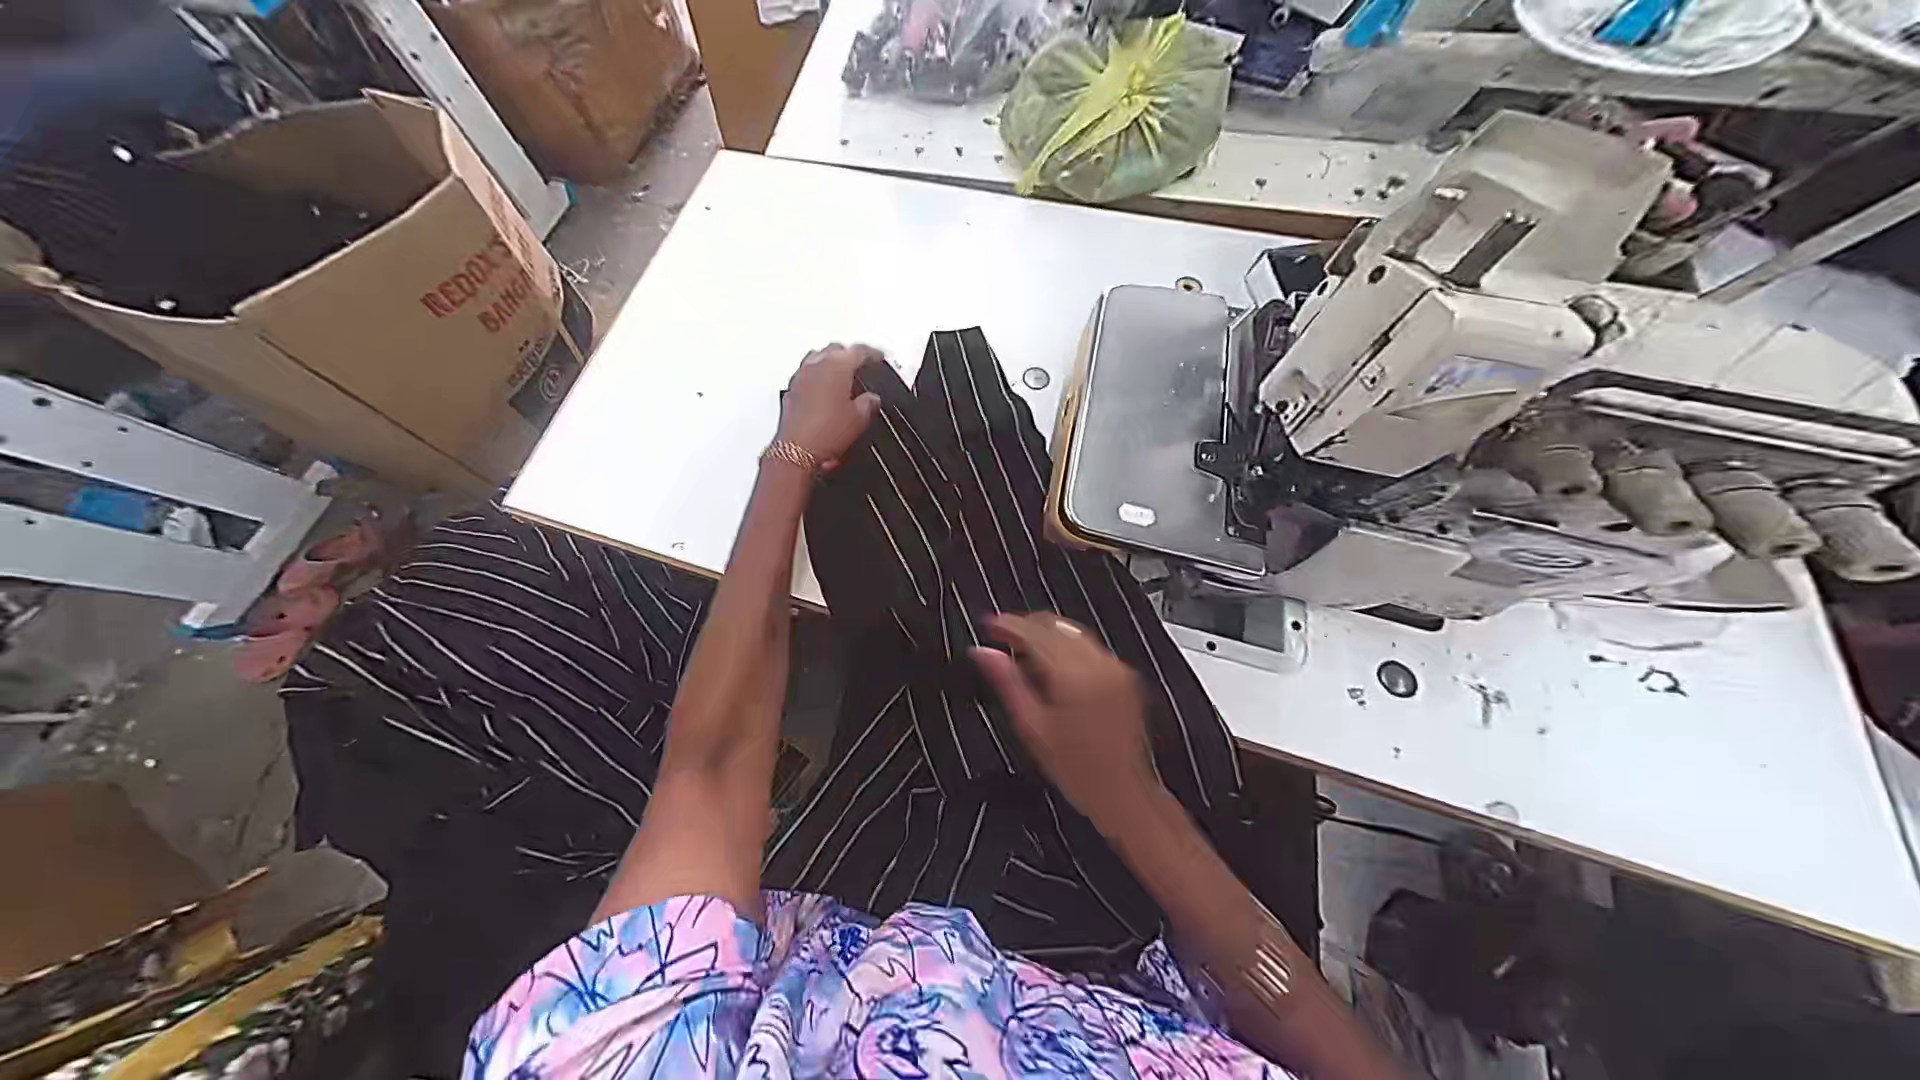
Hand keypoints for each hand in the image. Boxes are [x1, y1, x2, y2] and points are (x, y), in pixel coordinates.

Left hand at [778, 344, 883, 470]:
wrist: (798, 450)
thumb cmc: (825, 432)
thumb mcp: (860, 418)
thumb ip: (869, 403)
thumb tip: (871, 399)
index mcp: (837, 365)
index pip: (859, 350)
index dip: (873, 353)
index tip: (879, 357)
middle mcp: (816, 364)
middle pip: (836, 349)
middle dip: (850, 355)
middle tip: (862, 365)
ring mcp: (801, 376)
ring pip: (819, 358)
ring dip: (831, 364)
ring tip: (843, 378)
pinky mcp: (792, 390)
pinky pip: (807, 374)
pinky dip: (818, 378)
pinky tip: (825, 392)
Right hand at [971, 613, 1158, 823]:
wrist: (1123, 792)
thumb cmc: (1078, 771)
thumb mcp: (1032, 726)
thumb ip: (1007, 682)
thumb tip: (983, 653)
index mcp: (1072, 676)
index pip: (1034, 632)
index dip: (1008, 625)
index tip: (990, 625)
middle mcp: (1098, 665)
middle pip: (1055, 625)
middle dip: (1026, 626)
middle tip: (1003, 635)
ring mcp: (1115, 668)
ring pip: (1073, 632)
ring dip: (1047, 634)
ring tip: (1024, 651)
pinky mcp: (1124, 676)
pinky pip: (1090, 647)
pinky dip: (1067, 647)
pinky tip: (1053, 666)